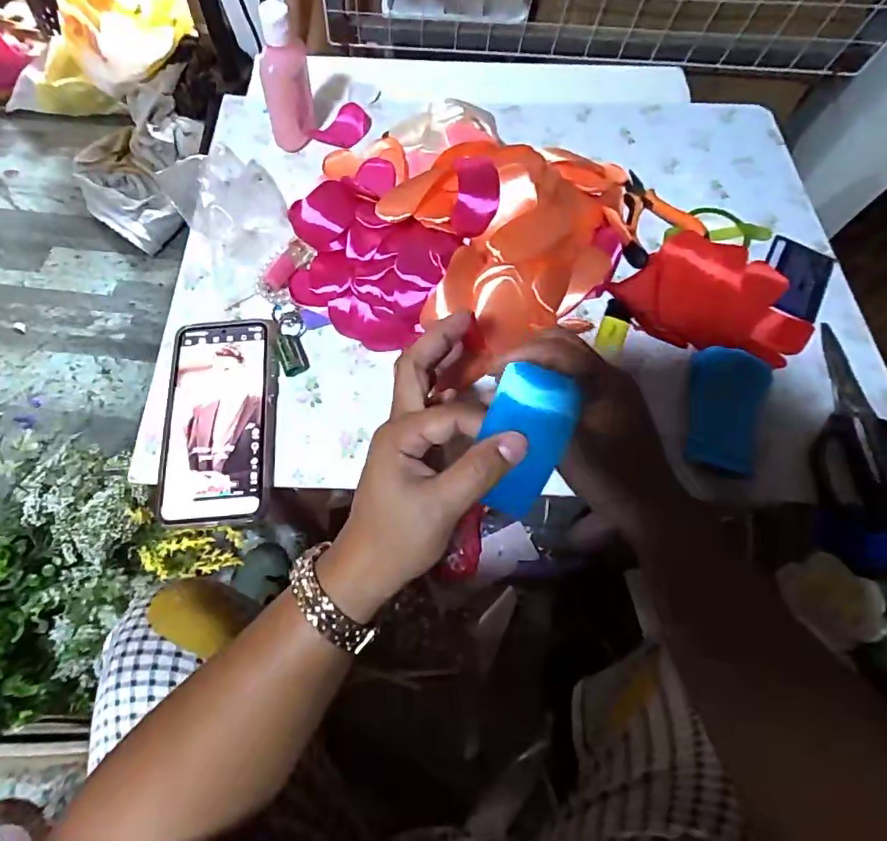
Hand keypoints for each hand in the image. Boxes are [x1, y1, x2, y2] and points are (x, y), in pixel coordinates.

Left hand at [318, 316, 525, 621]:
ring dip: (443, 357)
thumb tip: (521, 437)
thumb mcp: (441, 506)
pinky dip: (451, 386)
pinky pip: (433, 406)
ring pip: (421, 382)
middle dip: (440, 340)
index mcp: (400, 432)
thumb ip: (480, 469)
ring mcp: (405, 434)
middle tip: (469, 317)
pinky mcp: (414, 448)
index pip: (451, 413)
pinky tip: (471, 382)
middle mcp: (399, 424)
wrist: (365, 570)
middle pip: (414, 368)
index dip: (484, 422)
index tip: (511, 440)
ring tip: (471, 336)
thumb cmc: (397, 538)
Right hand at [496, 330, 689, 538]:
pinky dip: (555, 375)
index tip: (492, 367)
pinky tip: (538, 393)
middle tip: (501, 368)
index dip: (521, 353)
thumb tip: (500, 396)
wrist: (650, 506)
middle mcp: (613, 375)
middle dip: (530, 349)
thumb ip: (537, 414)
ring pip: (574, 357)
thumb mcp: (567, 447)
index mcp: (605, 381)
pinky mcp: (615, 401)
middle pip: (567, 344)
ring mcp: (617, 387)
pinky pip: (580, 374)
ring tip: (514, 377)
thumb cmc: (608, 478)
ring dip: (543, 360)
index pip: (558, 349)